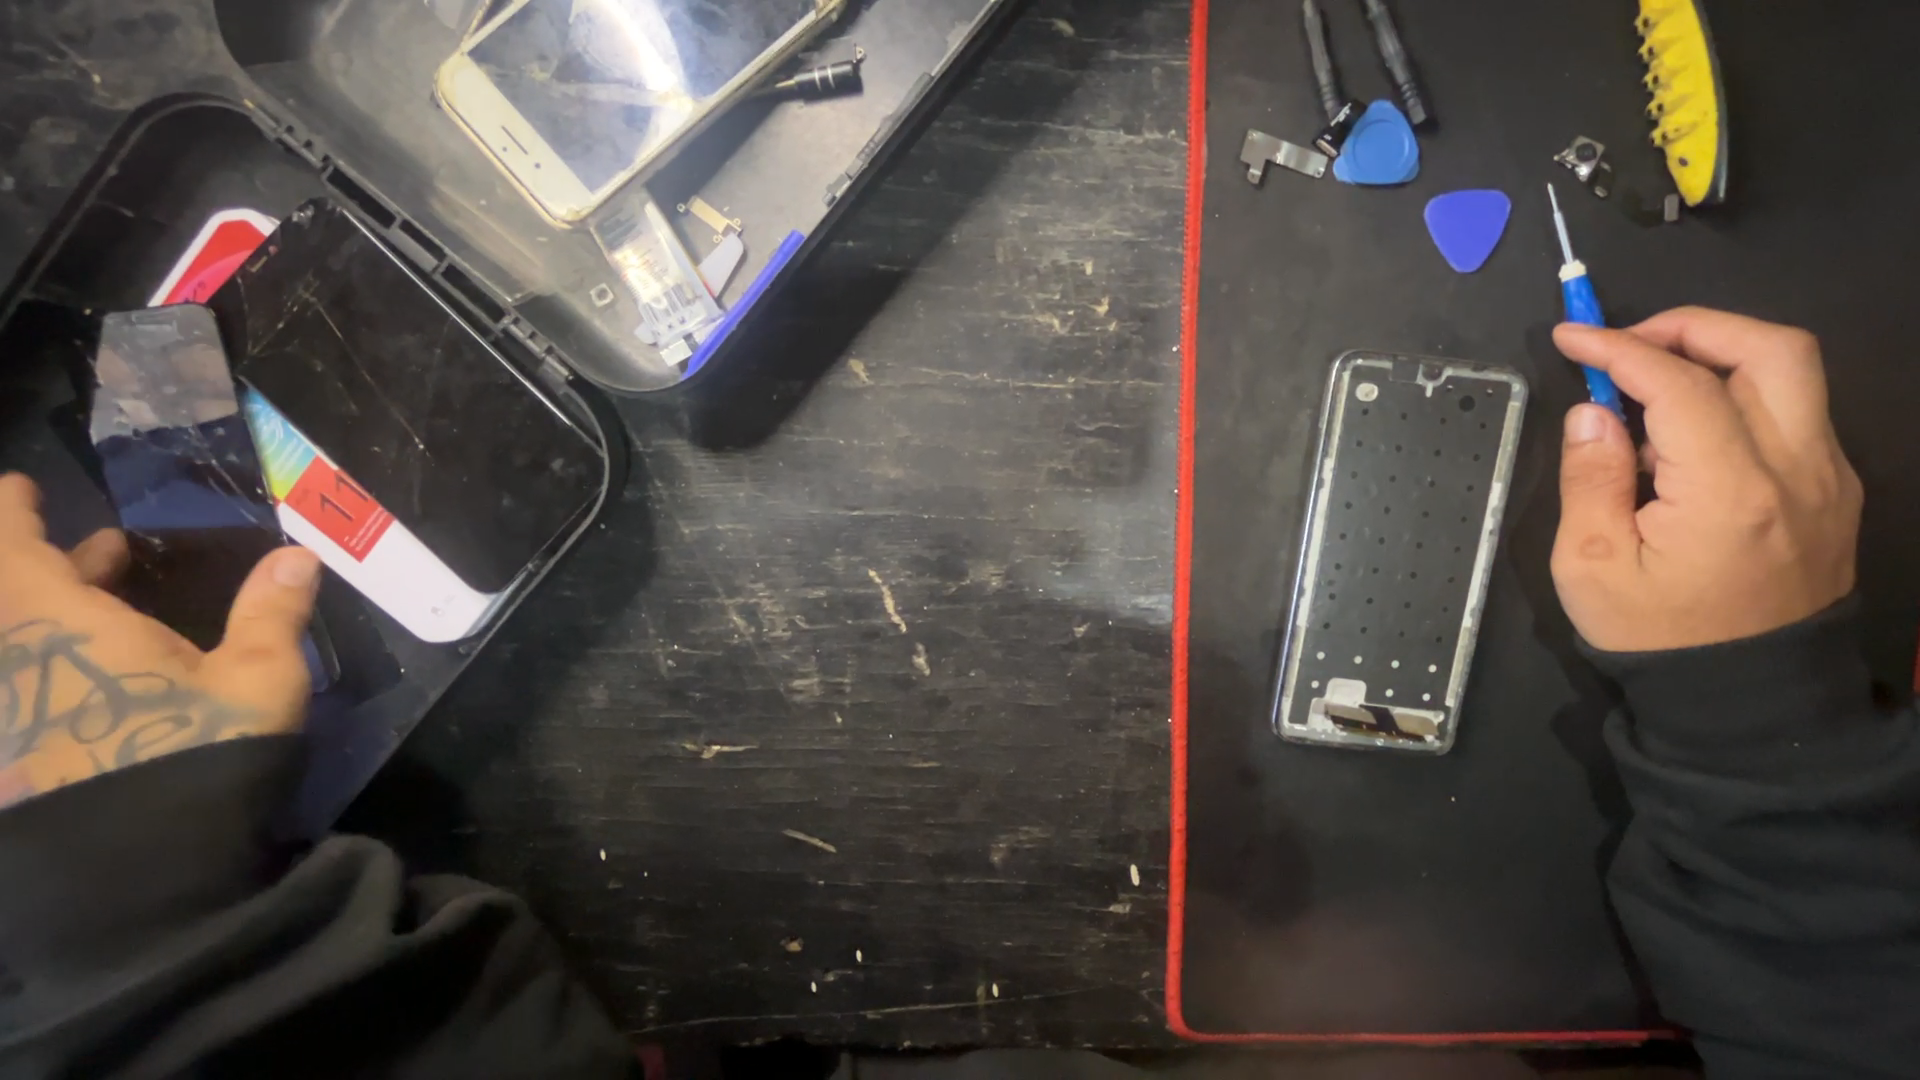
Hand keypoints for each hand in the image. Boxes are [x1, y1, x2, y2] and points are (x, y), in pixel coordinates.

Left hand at [0, 473, 321, 807]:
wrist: (140, 853)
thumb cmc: (198, 743)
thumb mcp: (258, 673)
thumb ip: (273, 611)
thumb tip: (298, 554)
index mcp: (63, 624)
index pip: (12, 553)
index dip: (10, 516)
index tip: (18, 487)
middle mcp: (20, 656)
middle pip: (12, 593)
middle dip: (51, 562)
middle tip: (104, 545)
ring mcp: (18, 701)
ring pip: (20, 634)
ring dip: (58, 603)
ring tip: (112, 588)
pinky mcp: (28, 740)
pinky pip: (32, 670)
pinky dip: (60, 645)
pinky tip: (112, 656)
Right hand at [1550, 308, 1861, 652]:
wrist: (1740, 690)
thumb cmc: (1651, 631)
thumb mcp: (1589, 563)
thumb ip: (1591, 479)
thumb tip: (1590, 412)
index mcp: (1730, 491)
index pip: (1682, 386)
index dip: (1619, 349)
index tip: (1570, 337)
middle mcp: (1799, 469)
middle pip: (1774, 351)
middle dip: (1692, 328)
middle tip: (1624, 341)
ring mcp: (1826, 476)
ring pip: (1793, 375)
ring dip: (1716, 353)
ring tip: (1642, 378)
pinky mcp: (1829, 488)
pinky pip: (1789, 414)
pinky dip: (1730, 394)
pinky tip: (1674, 431)